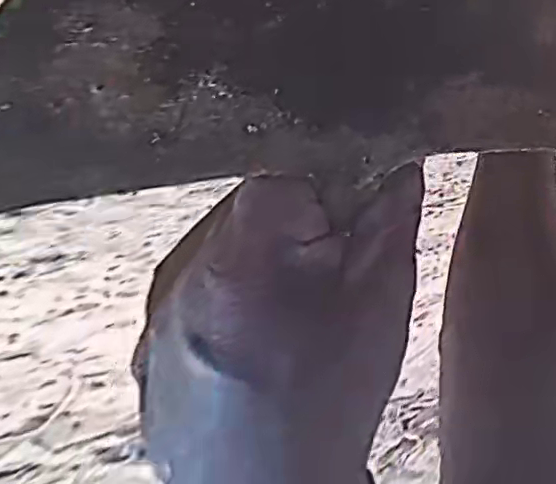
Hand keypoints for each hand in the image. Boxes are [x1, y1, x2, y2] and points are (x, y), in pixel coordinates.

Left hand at [135, 165, 423, 483]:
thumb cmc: (331, 392)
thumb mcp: (385, 291)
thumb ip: (392, 215)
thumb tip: (403, 163)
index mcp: (237, 260)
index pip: (287, 173)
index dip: (337, 181)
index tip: (364, 211)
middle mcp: (179, 279)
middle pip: (260, 202)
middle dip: (313, 213)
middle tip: (349, 254)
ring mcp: (156, 314)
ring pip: (238, 236)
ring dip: (284, 244)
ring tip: (318, 291)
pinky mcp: (152, 340)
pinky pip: (213, 275)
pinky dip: (254, 277)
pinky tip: (284, 317)